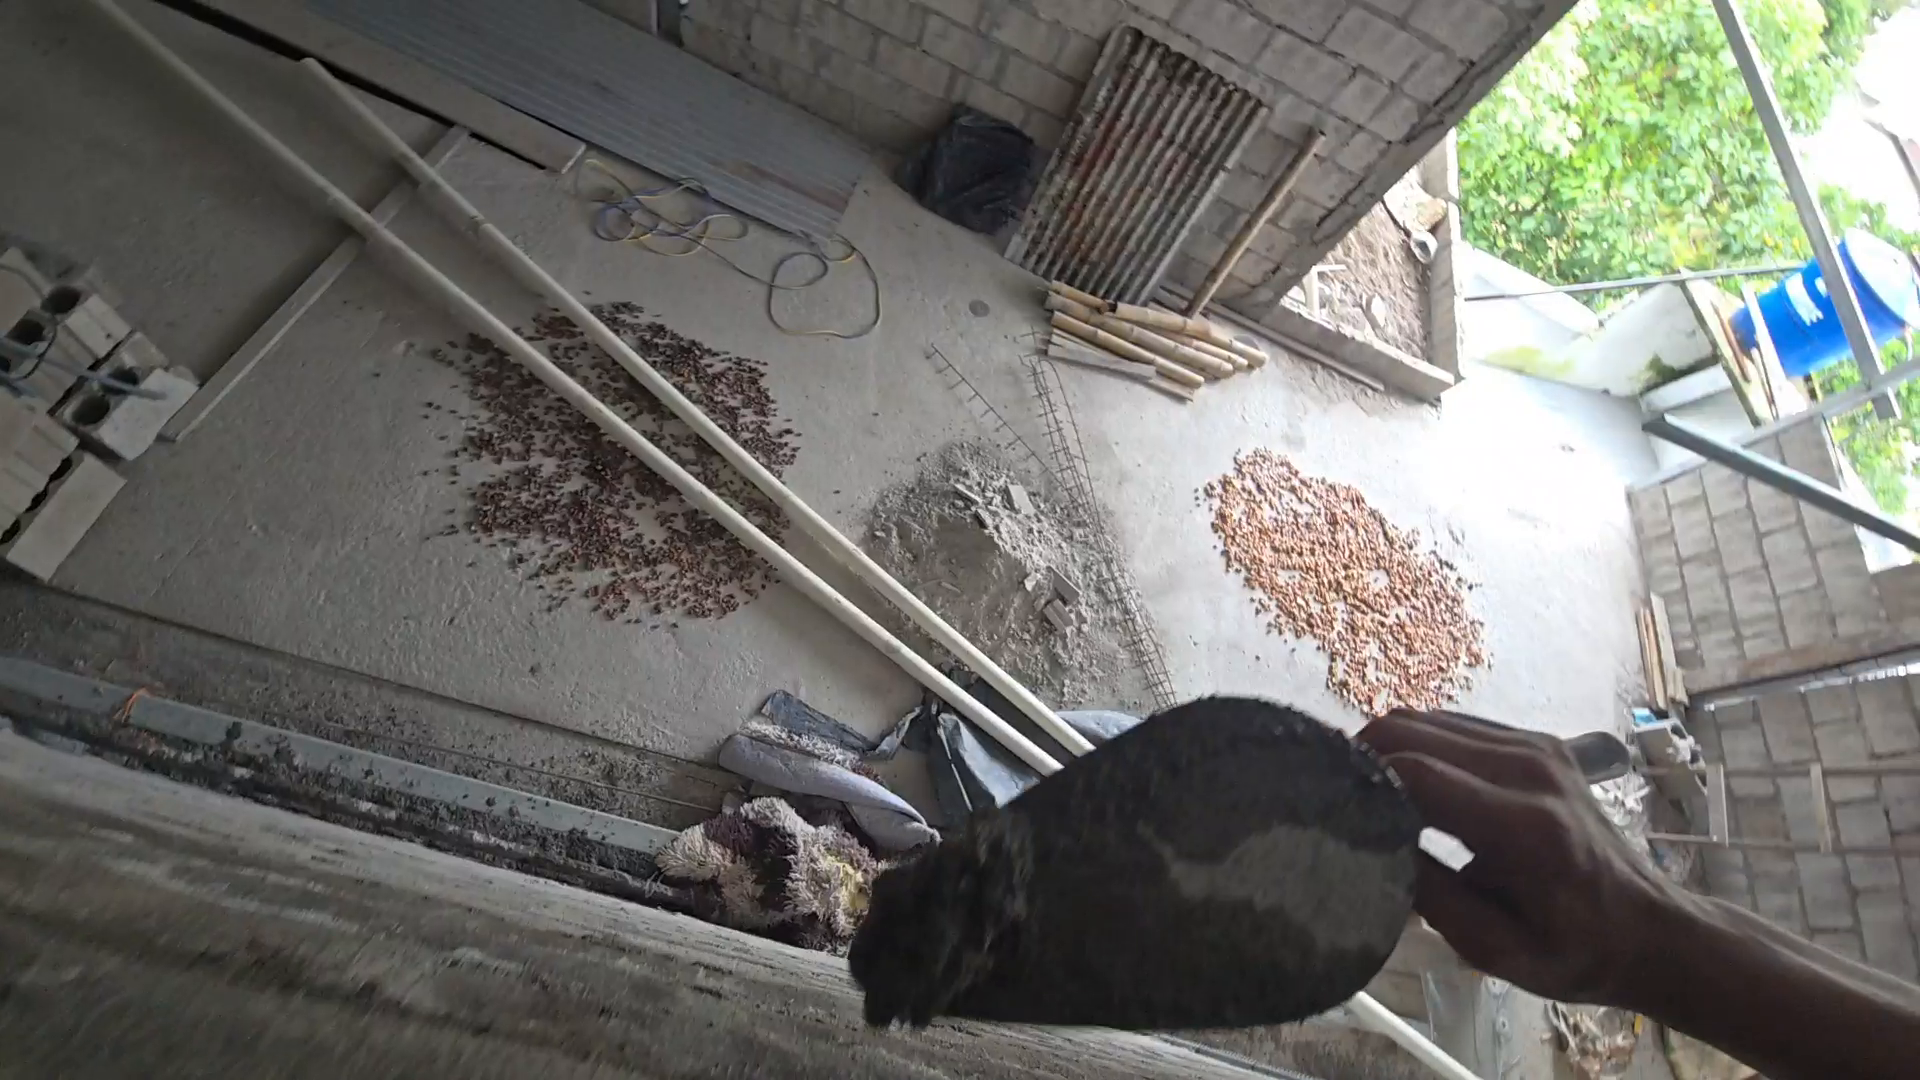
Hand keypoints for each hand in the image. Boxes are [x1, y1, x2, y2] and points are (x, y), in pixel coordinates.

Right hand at [1358, 710, 1690, 1008]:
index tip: (1330, 796)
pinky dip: (1414, 740)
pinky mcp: (1535, 739)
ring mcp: (1535, 746)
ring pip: (1423, 717)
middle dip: (1362, 750)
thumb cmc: (1571, 949)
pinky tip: (1408, 773)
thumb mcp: (1492, 947)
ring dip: (1385, 743)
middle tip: (1337, 785)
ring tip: (1367, 780)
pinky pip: (1448, 721)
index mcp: (1525, 828)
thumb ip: (1425, 890)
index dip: (1363, 776)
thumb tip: (1366, 836)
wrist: (1654, 929)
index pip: (1418, 772)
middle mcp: (1530, 770)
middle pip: (1411, 730)